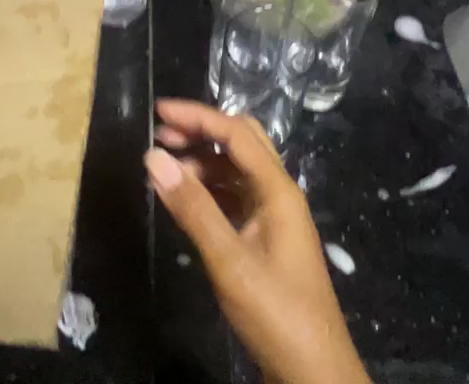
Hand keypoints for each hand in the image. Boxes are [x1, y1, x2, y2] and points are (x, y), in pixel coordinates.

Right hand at [146, 100, 369, 383]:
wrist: (315, 373)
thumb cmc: (277, 313)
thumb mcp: (229, 260)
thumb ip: (193, 207)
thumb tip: (154, 156)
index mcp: (278, 191)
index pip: (236, 134)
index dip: (198, 117)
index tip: (158, 111)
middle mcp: (278, 195)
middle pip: (241, 143)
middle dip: (202, 131)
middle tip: (161, 136)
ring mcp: (273, 218)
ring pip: (236, 170)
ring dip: (203, 160)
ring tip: (165, 167)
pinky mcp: (264, 239)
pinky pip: (234, 197)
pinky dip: (208, 188)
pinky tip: (184, 198)